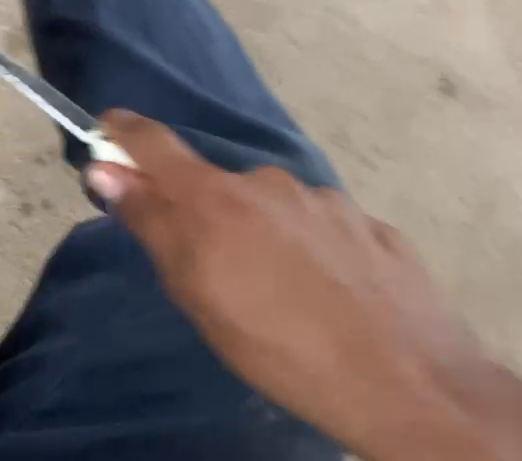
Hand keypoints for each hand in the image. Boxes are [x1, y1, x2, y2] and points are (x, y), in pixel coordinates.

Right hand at [87, 112, 521, 459]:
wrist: (418, 391)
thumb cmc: (279, 344)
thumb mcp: (192, 290)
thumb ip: (148, 221)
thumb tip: (104, 169)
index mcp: (212, 196)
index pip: (150, 140)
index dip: (121, 131)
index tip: (105, 133)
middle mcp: (265, 182)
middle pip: (214, 184)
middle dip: (205, 212)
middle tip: (216, 266)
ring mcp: (327, 202)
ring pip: (272, 206)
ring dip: (262, 231)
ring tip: (282, 289)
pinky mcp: (377, 228)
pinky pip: (324, 227)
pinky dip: (313, 249)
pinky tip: (329, 293)